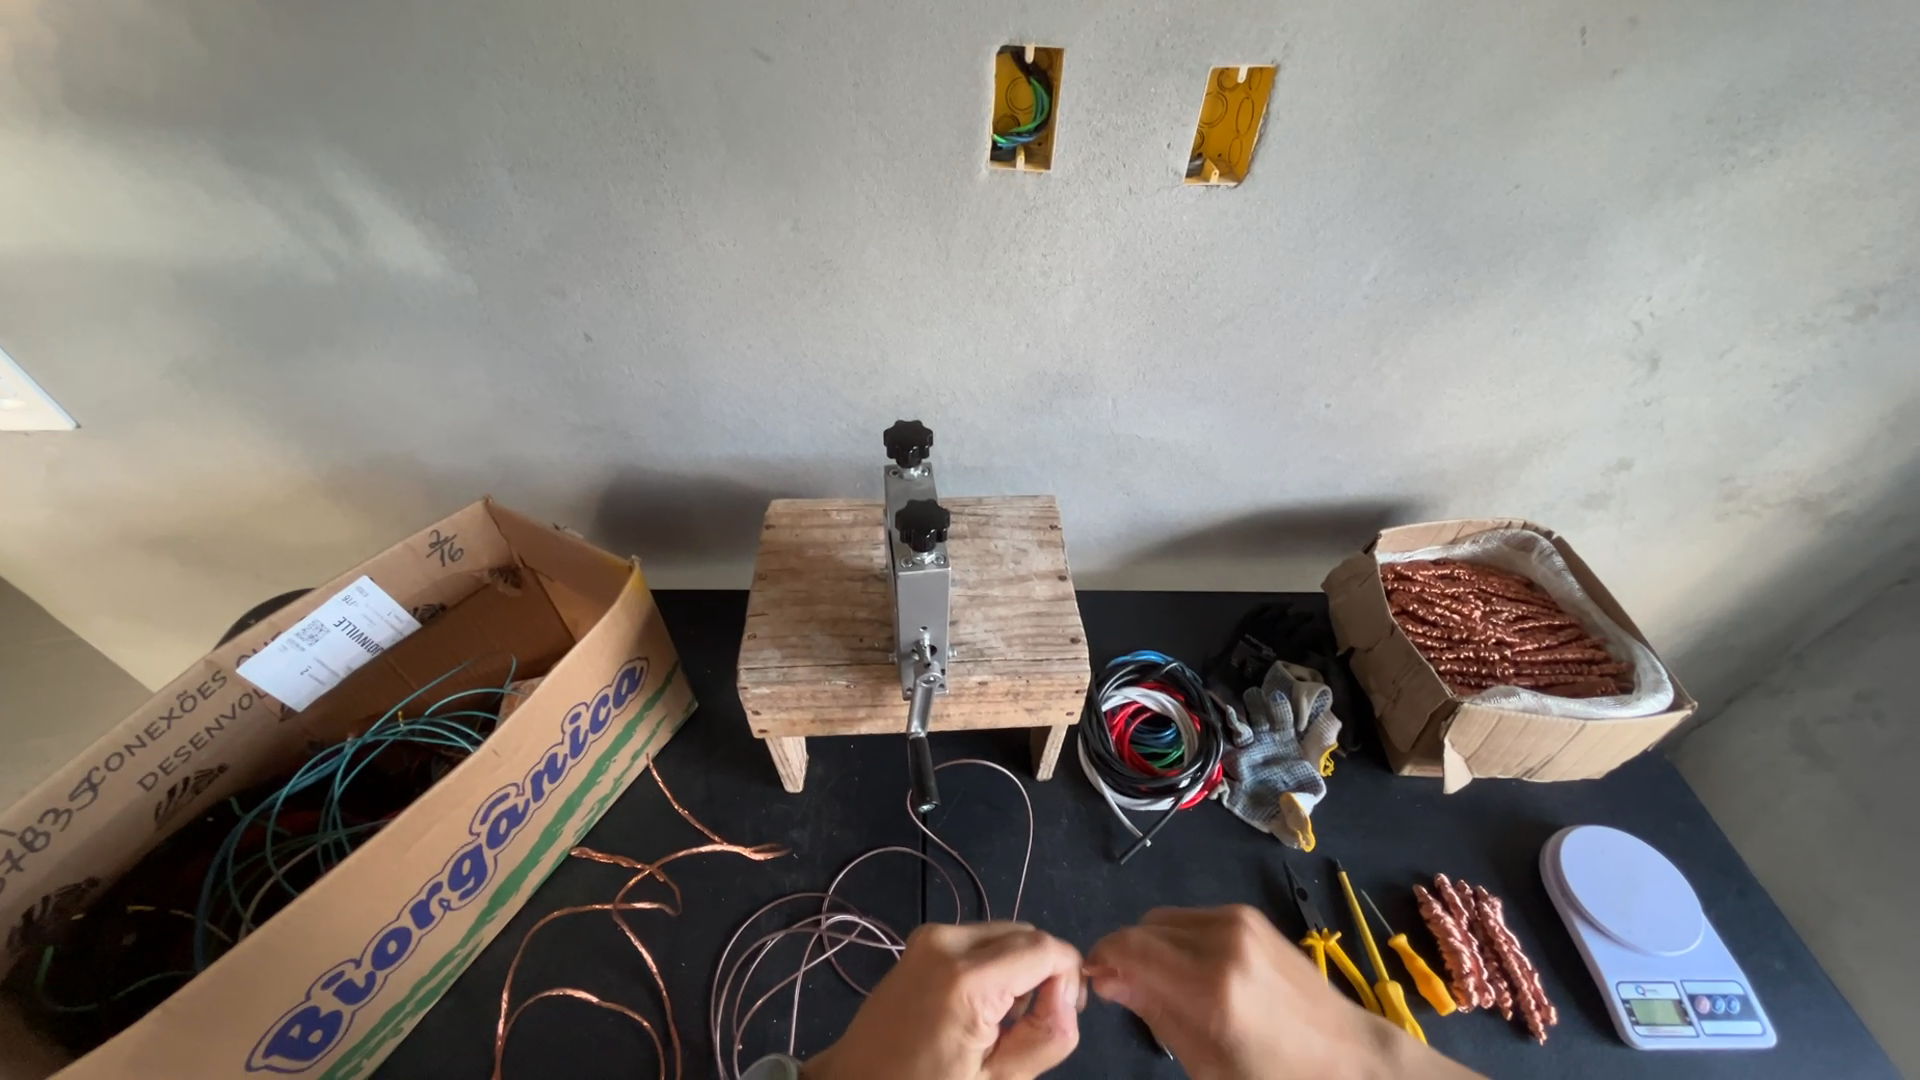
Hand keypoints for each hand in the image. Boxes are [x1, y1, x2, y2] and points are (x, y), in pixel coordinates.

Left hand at [805, 922, 1083, 1079]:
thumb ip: (1045, 1036)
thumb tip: (1066, 995)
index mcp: (967, 977)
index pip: (1046, 948)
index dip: (1069, 978)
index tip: (1064, 1017)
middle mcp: (949, 939)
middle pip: (1026, 935)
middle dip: (1044, 973)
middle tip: (1036, 1026)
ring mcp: (931, 934)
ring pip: (1004, 933)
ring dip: (1019, 967)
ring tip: (1004, 1021)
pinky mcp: (922, 939)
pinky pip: (979, 938)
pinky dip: (994, 963)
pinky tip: (980, 1004)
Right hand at [1087, 905, 1480, 1079]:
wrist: (1352, 1061)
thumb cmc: (1276, 1079)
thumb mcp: (1208, 1067)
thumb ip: (1153, 1013)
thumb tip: (1105, 977)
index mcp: (1212, 986)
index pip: (1127, 947)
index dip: (1101, 961)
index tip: (1097, 985)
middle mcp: (1221, 939)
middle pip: (1141, 929)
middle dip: (1127, 957)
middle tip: (1134, 995)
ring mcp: (1237, 920)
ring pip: (1162, 919)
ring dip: (1153, 947)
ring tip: (1173, 987)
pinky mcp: (1247, 914)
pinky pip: (1190, 918)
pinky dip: (1179, 940)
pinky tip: (1200, 973)